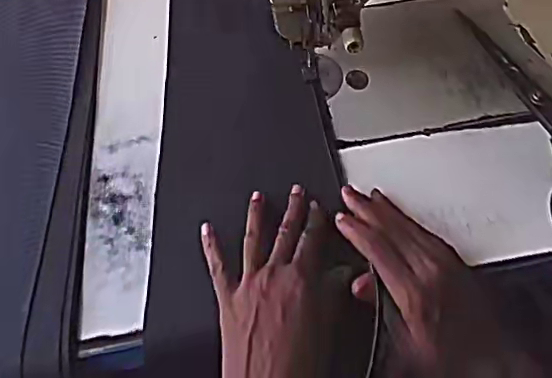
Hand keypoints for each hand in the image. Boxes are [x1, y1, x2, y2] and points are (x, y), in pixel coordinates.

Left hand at [203, 186, 329, 377]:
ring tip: (257, 197)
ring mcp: (248, 285)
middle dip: (293, 208)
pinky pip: (217, 267)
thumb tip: (344, 274)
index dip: (317, 220)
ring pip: (253, 239)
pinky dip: (211, 246)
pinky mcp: (227, 300)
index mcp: (300, 280)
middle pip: (286, 232)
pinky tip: (207, 229)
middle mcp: (273, 275)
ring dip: (256, 215)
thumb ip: (333, 294)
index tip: (319, 207)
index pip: (312, 239)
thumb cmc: (298, 370)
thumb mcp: (327, 328)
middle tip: (296, 191)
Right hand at [335, 186, 540, 377]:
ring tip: (366, 195)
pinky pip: (422, 228)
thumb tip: (361, 286)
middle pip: (391, 229)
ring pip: (407, 224)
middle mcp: (429, 270)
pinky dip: (403, 215)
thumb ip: (381, 313)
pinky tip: (395, 211)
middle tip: (348, 194)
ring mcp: (443, 260)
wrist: (498, 359)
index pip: (378, 249)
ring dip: (383, 208)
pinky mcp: (453, 257)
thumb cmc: (455, 359)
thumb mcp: (408, 350)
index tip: (342, 219)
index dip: (357, 230)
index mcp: (414, 294)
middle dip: (366, 209)